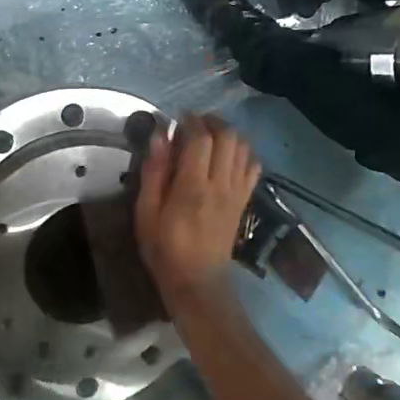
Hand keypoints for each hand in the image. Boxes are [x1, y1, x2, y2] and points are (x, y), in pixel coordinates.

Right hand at [134, 114, 262, 299]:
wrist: (197, 282)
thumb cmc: (164, 249)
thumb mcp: (146, 213)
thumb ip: (154, 172)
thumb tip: (160, 135)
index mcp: (192, 188)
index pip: (201, 140)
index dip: (191, 121)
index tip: (178, 117)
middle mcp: (220, 185)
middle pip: (228, 137)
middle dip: (211, 122)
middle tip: (193, 124)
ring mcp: (237, 192)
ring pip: (243, 147)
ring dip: (227, 134)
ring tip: (209, 136)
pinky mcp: (244, 200)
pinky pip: (252, 166)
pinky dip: (242, 152)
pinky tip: (226, 156)